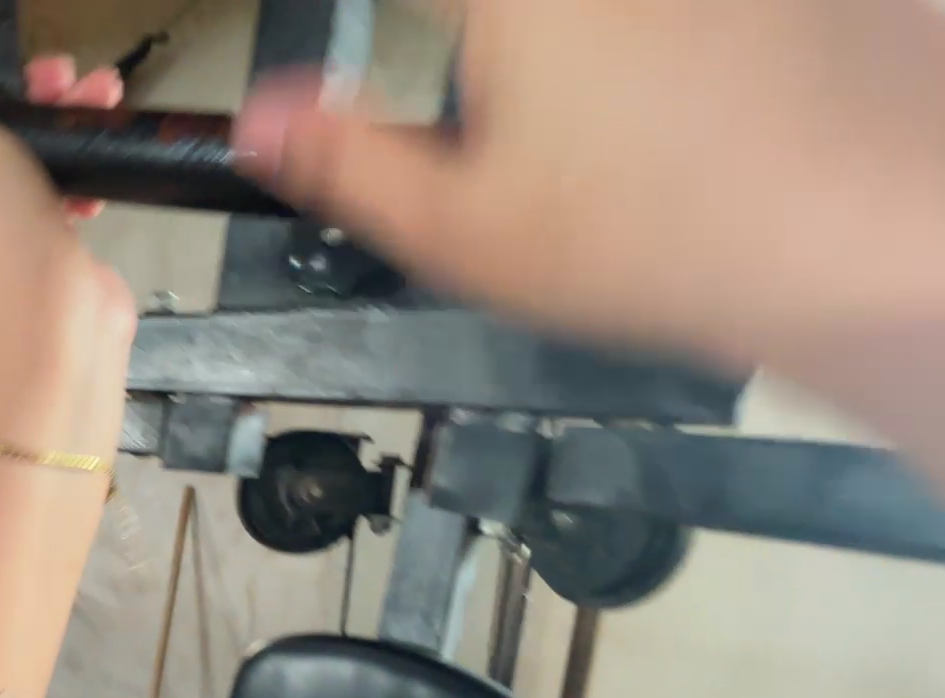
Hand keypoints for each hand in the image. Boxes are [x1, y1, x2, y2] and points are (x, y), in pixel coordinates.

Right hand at [232, 0, 944, 369]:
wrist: (870, 238)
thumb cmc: (649, 241)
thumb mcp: (451, 228)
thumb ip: (341, 161)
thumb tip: (259, 119)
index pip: (403, 0)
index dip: (358, 22)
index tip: (343, 58)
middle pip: (481, 15)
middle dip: (463, 52)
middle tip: (466, 98)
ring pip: (553, 21)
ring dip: (516, 55)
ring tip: (521, 112)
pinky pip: (646, 20)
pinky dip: (608, 46)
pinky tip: (628, 86)